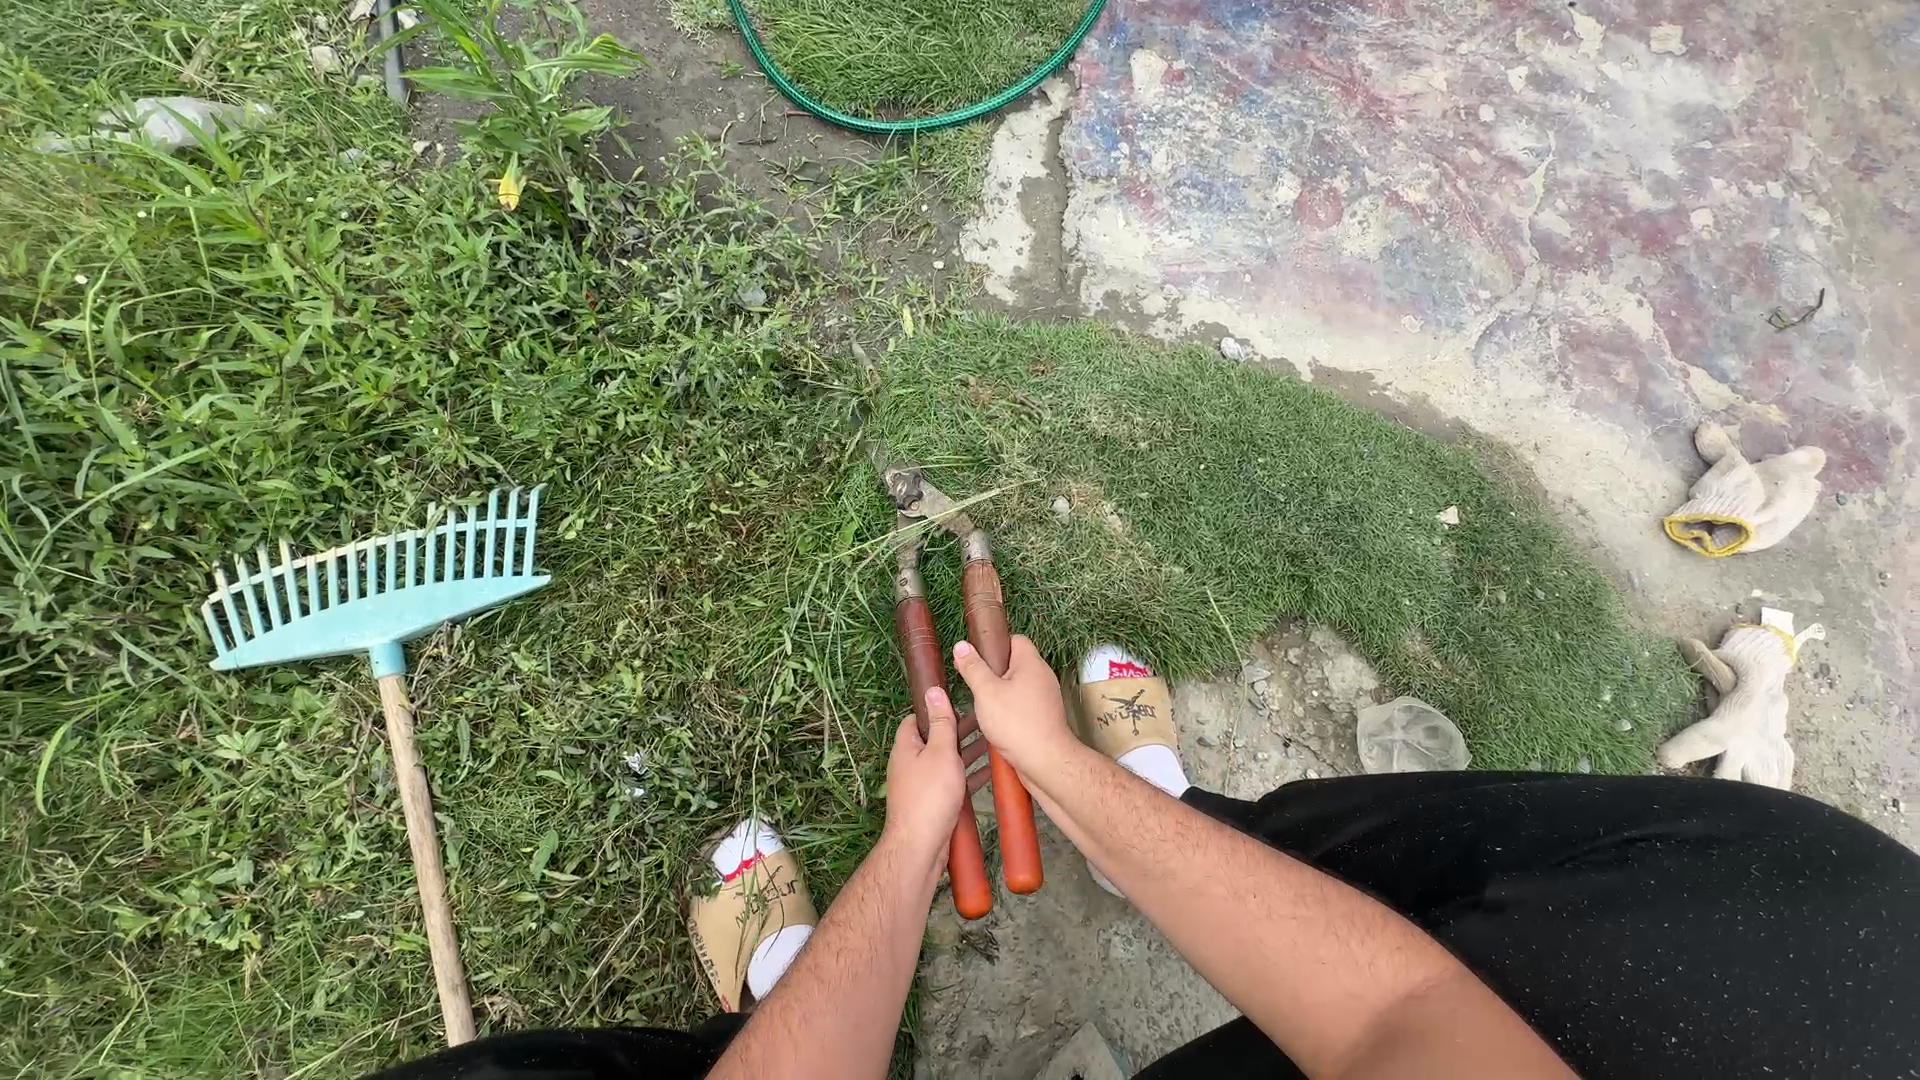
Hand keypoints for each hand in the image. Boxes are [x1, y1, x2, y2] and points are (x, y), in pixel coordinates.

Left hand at [882, 687, 971, 871]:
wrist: (920, 847)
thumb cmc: (930, 796)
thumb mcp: (940, 751)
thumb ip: (941, 722)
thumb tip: (932, 690)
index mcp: (907, 746)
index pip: (918, 719)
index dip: (937, 710)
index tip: (960, 704)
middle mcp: (910, 763)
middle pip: (935, 739)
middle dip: (958, 731)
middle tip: (984, 722)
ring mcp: (921, 785)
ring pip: (947, 762)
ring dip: (967, 753)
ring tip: (993, 743)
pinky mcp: (933, 803)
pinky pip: (953, 783)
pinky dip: (968, 776)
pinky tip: (989, 773)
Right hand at [951, 635, 1078, 775]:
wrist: (1045, 761)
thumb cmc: (1016, 724)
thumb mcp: (986, 692)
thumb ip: (973, 668)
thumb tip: (962, 646)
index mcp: (1031, 663)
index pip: (1015, 640)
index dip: (996, 645)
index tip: (979, 659)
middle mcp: (1042, 677)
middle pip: (1015, 663)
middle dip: (995, 673)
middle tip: (978, 685)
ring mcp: (1046, 697)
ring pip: (1018, 686)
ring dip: (1001, 694)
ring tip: (985, 706)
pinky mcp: (1045, 716)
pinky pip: (1024, 705)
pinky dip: (1010, 710)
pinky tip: (997, 722)